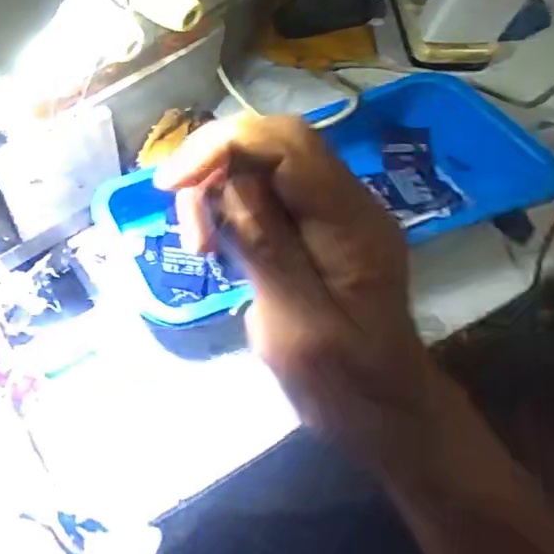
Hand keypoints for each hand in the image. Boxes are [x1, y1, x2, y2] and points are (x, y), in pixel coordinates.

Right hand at [157, 116, 435, 461]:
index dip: (222, 147)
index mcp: (351, 222)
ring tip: (198, 242)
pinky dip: (217, 202)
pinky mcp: (301, 223)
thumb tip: (225, 183)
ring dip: (210, 186)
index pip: (287, 145)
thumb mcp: (300, 323)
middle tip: (175, 202)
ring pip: (252, 159)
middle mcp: (341, 201)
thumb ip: (267, 247)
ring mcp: (321, 210)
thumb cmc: (344, 382)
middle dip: (210, 159)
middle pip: (267, 139)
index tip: (173, 185)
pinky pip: (250, 187)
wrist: (380, 414)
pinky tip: (209, 240)